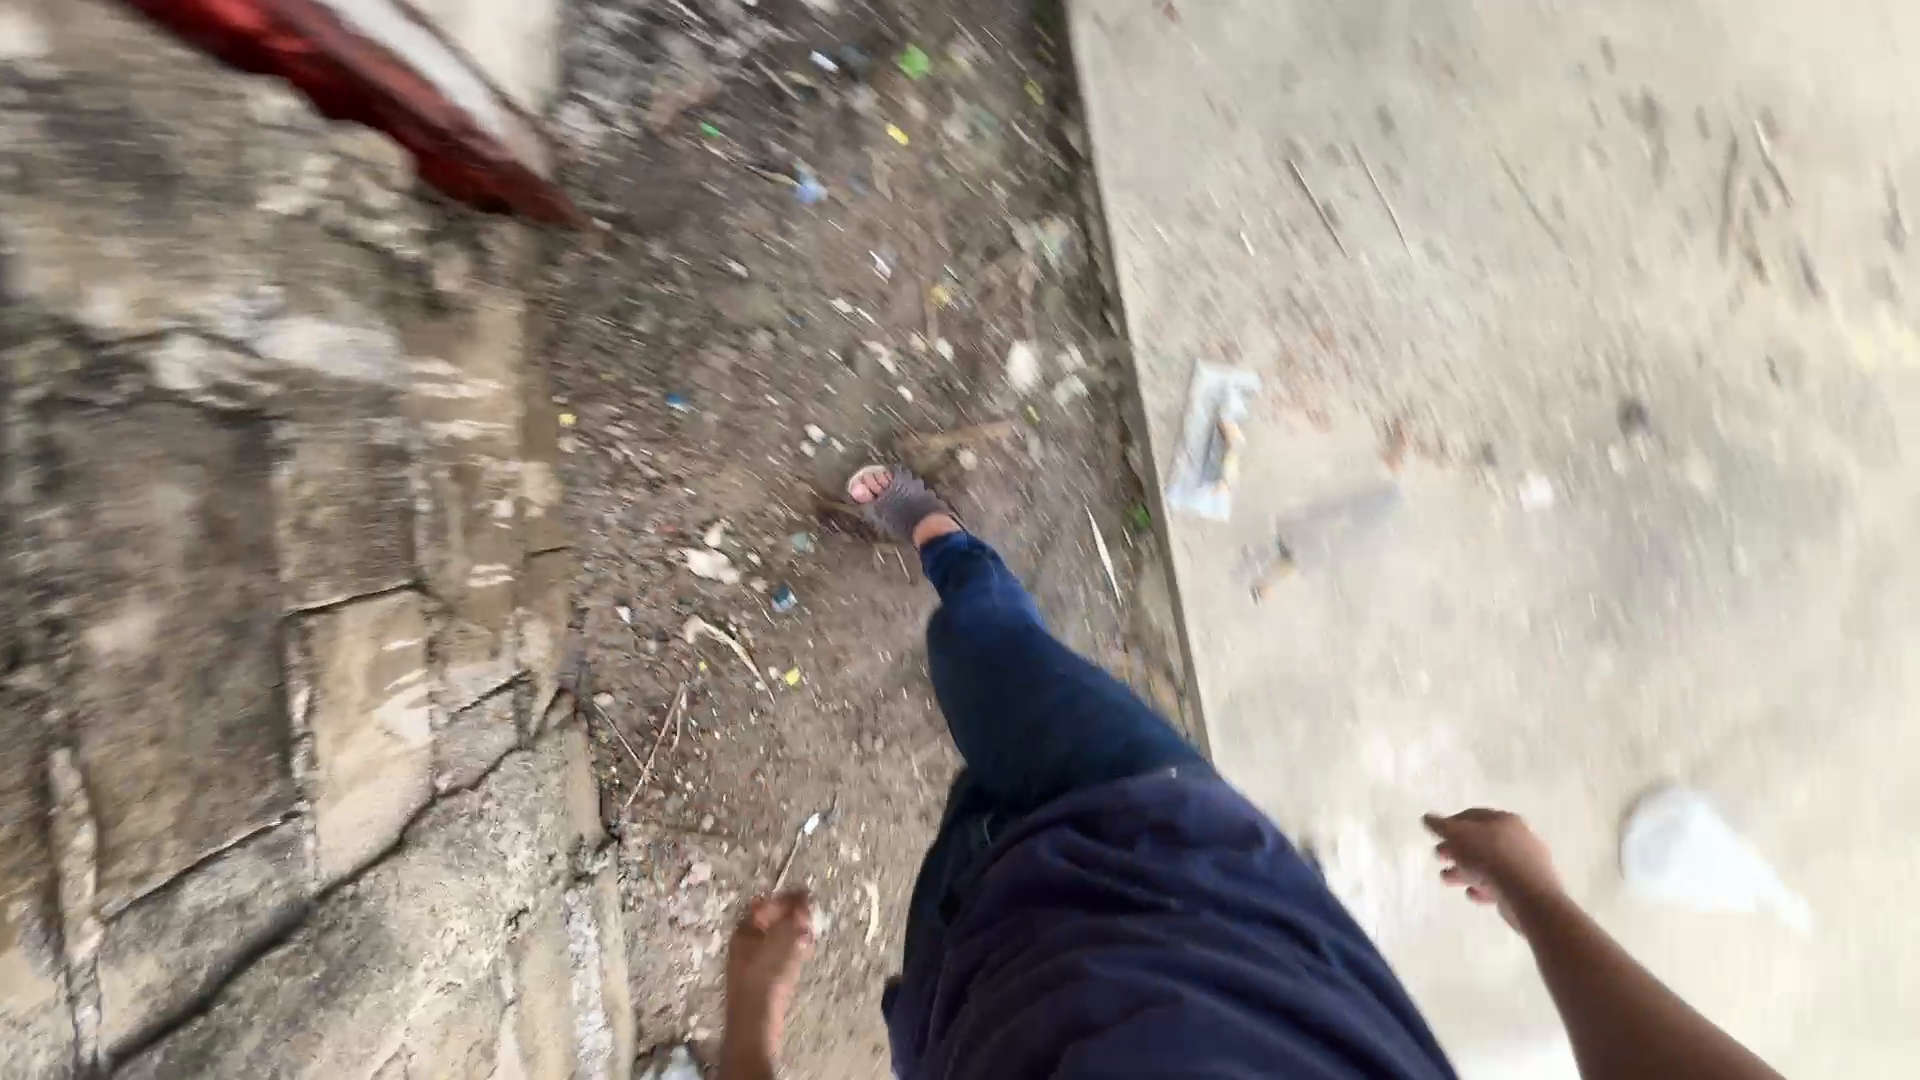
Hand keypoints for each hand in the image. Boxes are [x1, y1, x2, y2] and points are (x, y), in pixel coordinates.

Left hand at [721, 890, 813, 1069]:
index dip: (787, 898)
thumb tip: (804, 895)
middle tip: (810, 917)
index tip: (808, 897)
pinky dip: (791, 950)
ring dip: (794, 933)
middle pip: (771, 921)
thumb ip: (794, 914)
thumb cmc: (767, 975)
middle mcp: (743, 943)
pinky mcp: (761, 979)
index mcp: (744, 930)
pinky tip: (804, 953)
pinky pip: (778, 955)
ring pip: (776, 938)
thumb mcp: (783, 938)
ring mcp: (750, 963)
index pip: (766, 904)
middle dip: (793, 916)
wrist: (756, 1023)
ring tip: (810, 936)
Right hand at [1423, 809, 1563, 931]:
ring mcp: (1528, 864)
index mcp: (1504, 820)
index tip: (1436, 836)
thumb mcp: (1454, 834)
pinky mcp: (1531, 888)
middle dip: (1456, 851)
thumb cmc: (1488, 857)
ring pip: (1489, 864)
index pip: (1471, 816)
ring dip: (1466, 871)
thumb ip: (1439, 825)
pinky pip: (1502, 884)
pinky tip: (1472, 894)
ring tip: (1447, 880)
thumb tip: (1428, 818)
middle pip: (1480, 841)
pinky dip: (1485, 887)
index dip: (1450, 824)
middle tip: (1439, 858)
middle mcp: (1520, 838)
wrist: (1528, 896)